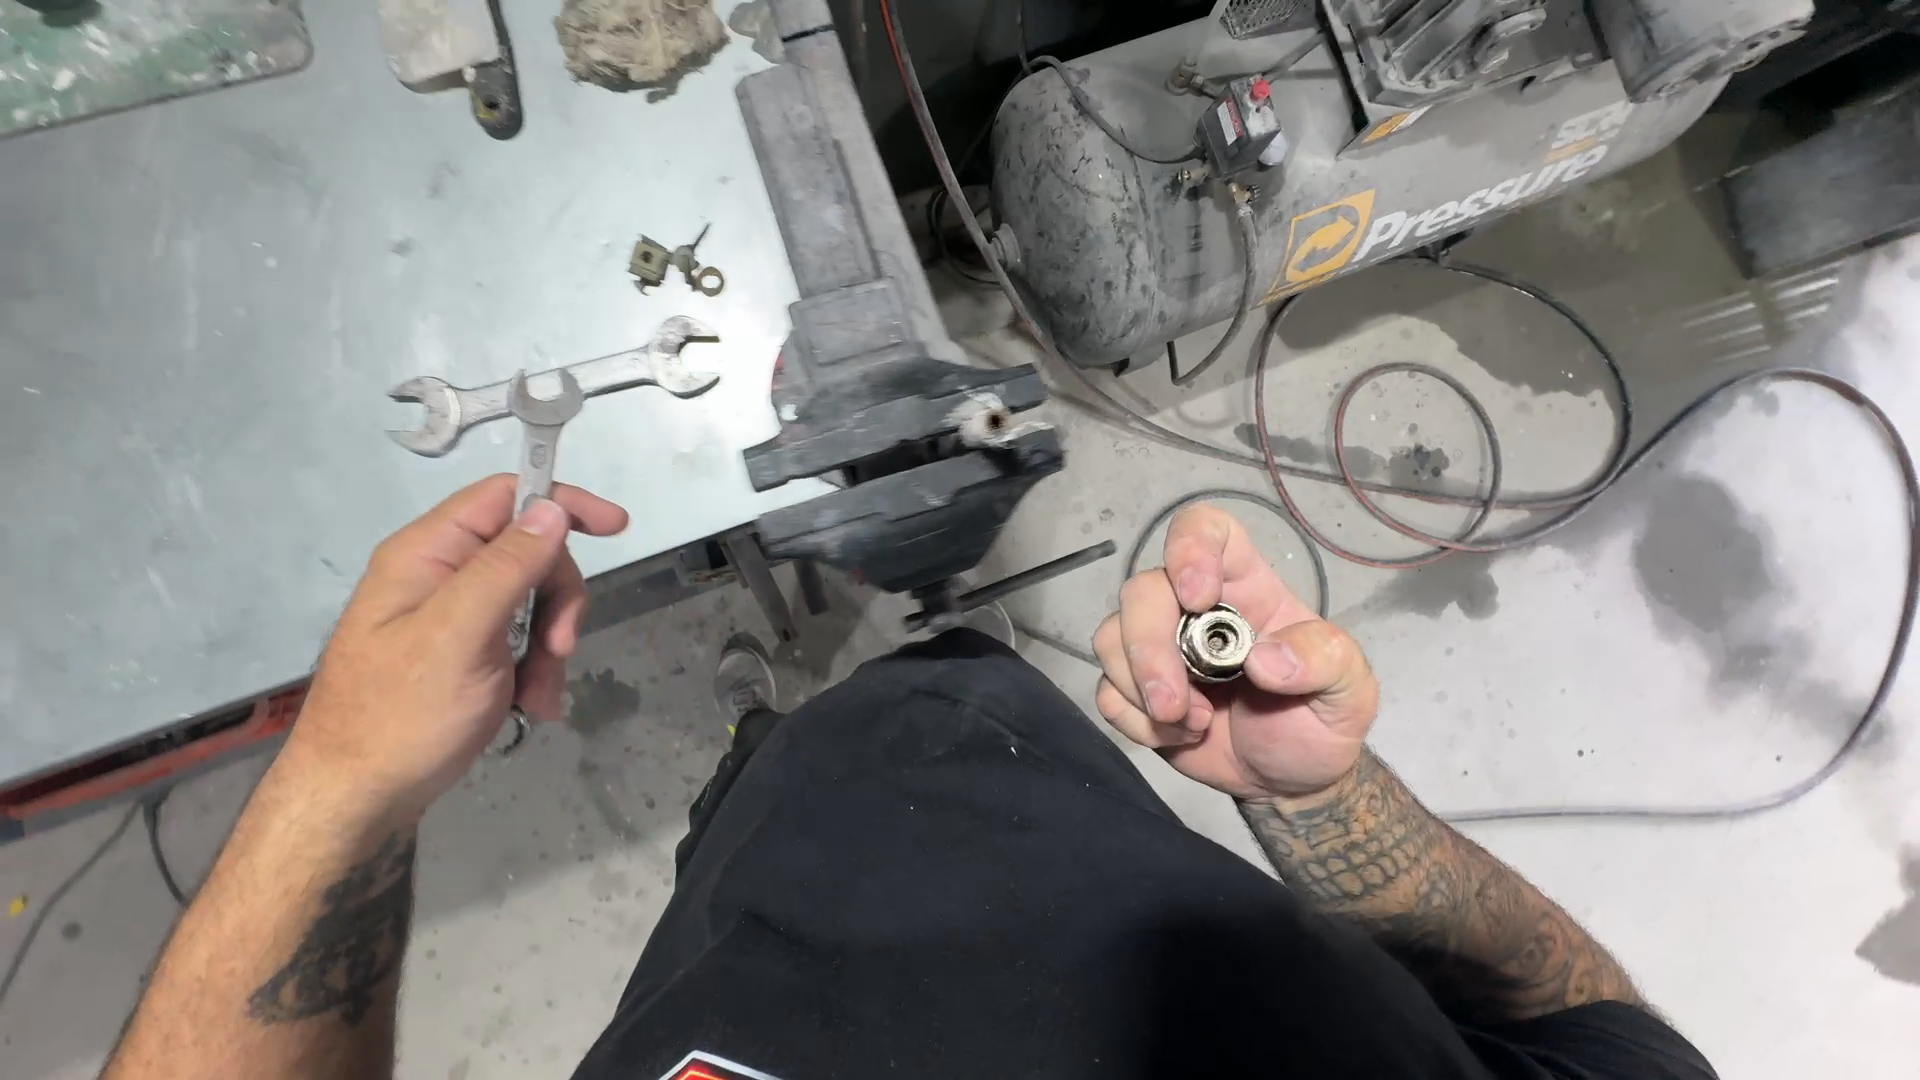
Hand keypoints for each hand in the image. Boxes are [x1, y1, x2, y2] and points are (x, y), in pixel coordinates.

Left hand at [284, 475, 628, 820]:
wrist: (362, 796)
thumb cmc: (402, 714)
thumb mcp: (460, 636)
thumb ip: (506, 567)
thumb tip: (553, 509)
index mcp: (428, 554)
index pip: (506, 497)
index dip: (562, 503)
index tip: (615, 528)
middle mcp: (444, 574)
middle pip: (533, 553)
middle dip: (559, 598)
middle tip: (561, 645)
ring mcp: (459, 613)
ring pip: (538, 599)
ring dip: (553, 642)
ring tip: (540, 688)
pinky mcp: (472, 647)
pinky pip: (528, 637)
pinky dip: (541, 667)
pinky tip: (535, 700)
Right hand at [1093, 505, 1377, 800]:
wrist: (1288, 781)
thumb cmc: (1317, 722)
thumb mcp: (1351, 691)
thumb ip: (1325, 661)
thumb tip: (1265, 660)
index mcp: (1243, 587)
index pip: (1205, 530)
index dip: (1190, 547)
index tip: (1197, 596)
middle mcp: (1190, 609)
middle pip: (1141, 591)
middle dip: (1148, 648)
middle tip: (1173, 703)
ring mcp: (1157, 647)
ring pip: (1110, 639)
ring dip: (1141, 689)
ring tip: (1194, 723)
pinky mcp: (1134, 690)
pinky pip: (1106, 692)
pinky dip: (1136, 723)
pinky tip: (1178, 734)